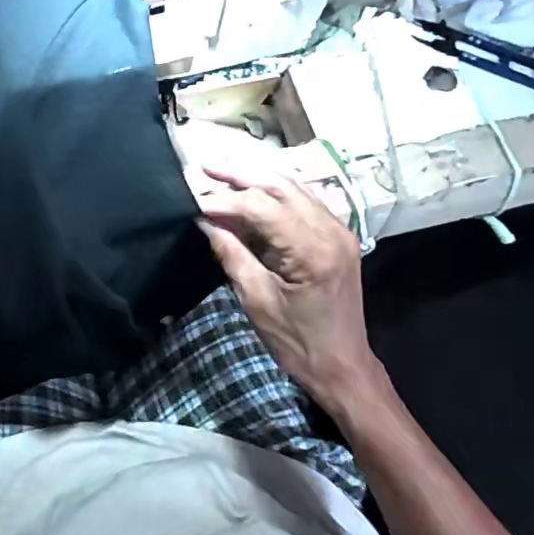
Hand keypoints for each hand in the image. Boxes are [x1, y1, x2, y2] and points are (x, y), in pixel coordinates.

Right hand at [196, 165, 378, 412]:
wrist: (342, 367)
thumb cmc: (295, 341)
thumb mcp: (254, 298)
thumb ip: (230, 251)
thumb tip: (202, 219)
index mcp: (311, 250)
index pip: (260, 207)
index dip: (223, 199)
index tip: (191, 198)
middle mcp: (331, 231)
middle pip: (280, 185)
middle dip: (239, 174)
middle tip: (204, 167)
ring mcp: (339, 230)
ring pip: (294, 186)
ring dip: (256, 176)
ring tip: (221, 171)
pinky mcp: (338, 236)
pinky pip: (304, 199)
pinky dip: (275, 190)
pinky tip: (252, 188)